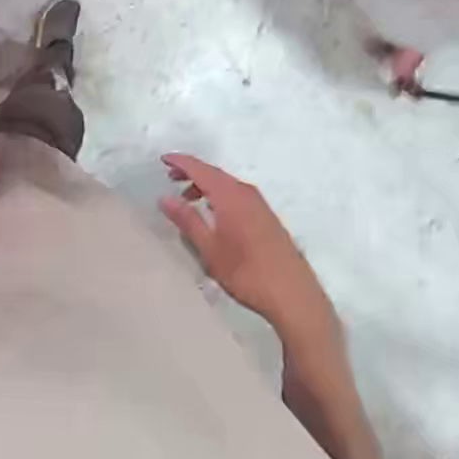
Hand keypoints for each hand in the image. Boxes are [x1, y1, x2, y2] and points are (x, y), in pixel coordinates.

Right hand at [160, 153, 339, 347]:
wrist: (295, 298)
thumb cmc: (247, 273)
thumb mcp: (209, 249)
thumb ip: (186, 220)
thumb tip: (164, 198)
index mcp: (230, 196)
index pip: (201, 169)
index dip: (181, 162)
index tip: (163, 159)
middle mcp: (246, 194)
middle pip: (215, 173)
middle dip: (192, 171)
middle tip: (170, 177)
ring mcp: (260, 206)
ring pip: (227, 185)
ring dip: (206, 185)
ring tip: (188, 198)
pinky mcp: (268, 219)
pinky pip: (237, 195)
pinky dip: (220, 195)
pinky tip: (214, 213)